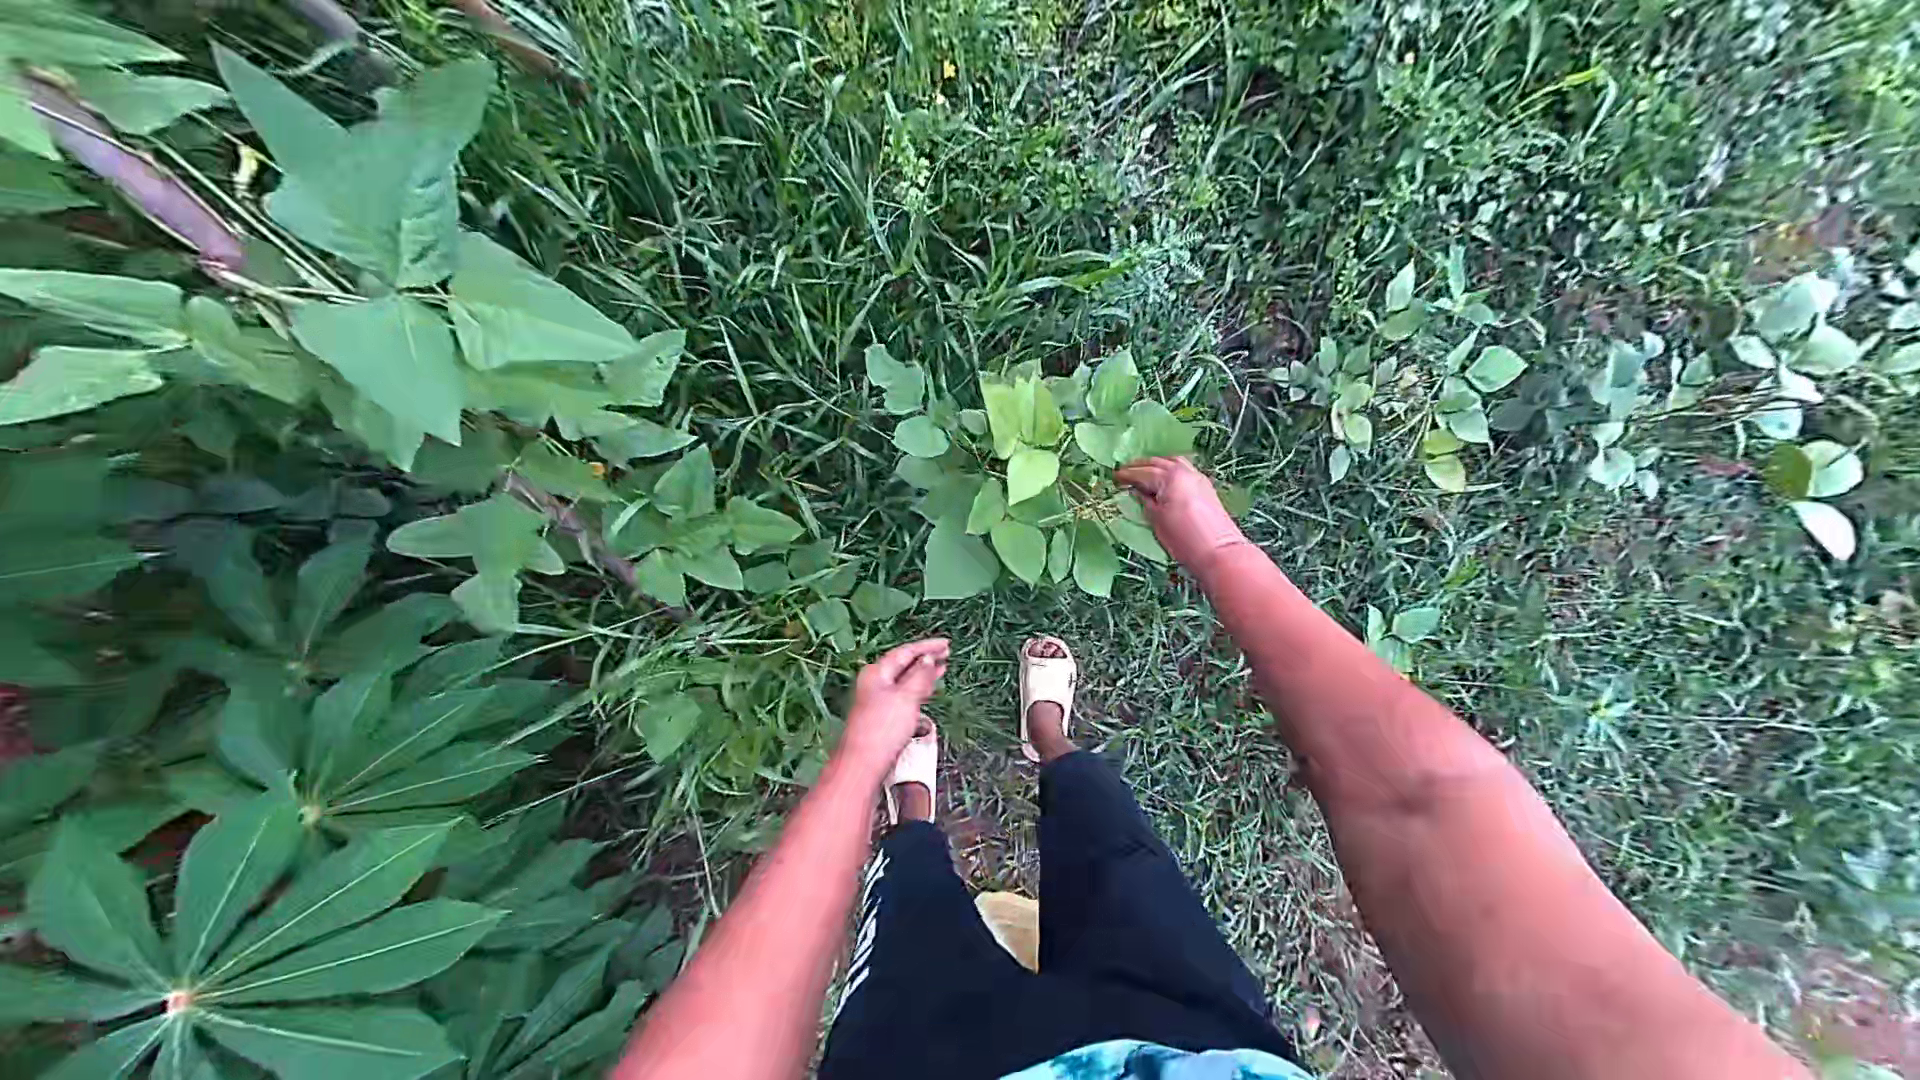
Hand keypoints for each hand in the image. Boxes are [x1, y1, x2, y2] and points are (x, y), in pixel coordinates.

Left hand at [836, 638, 948, 776]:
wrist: (863, 763)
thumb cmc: (884, 728)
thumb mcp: (907, 697)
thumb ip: (919, 676)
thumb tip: (928, 659)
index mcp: (877, 672)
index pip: (905, 652)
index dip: (927, 647)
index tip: (946, 644)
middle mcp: (875, 682)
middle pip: (903, 664)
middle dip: (925, 658)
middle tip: (946, 653)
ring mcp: (877, 698)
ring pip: (904, 679)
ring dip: (923, 673)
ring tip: (941, 668)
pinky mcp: (882, 715)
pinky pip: (904, 693)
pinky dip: (918, 688)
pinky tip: (927, 690)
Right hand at [1113, 456, 1250, 579]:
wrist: (1218, 551)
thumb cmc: (1183, 538)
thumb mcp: (1157, 520)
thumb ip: (1146, 501)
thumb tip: (1137, 492)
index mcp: (1169, 478)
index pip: (1143, 472)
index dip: (1127, 475)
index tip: (1114, 477)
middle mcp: (1184, 472)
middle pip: (1158, 463)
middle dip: (1139, 466)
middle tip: (1125, 472)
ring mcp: (1197, 478)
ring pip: (1172, 462)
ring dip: (1156, 464)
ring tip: (1144, 472)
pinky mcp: (1205, 487)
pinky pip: (1183, 469)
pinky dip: (1170, 469)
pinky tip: (1164, 479)